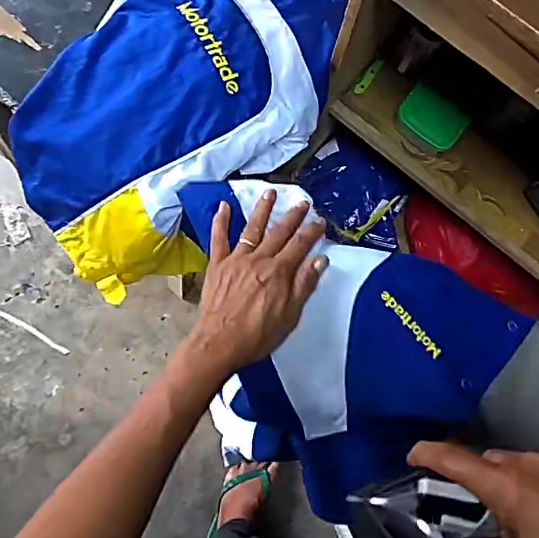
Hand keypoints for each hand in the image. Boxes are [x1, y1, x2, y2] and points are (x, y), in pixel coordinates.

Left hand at [166, 189, 327, 398]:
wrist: (218, 344)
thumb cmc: (257, 334)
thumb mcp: (291, 314)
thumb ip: (304, 284)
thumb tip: (320, 260)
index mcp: (279, 272)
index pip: (300, 245)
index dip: (312, 232)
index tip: (321, 222)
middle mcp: (259, 260)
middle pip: (279, 232)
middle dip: (293, 216)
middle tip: (303, 203)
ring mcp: (236, 261)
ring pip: (252, 229)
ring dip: (262, 210)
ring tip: (270, 193)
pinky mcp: (217, 266)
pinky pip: (219, 239)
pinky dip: (221, 222)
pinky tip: (224, 207)